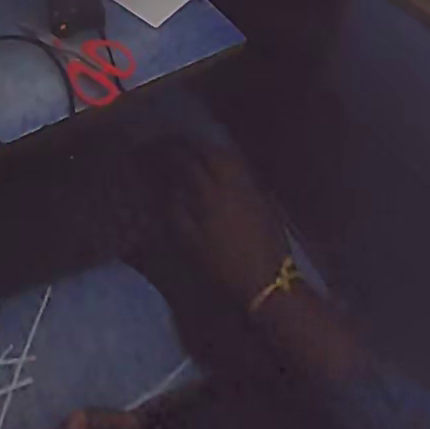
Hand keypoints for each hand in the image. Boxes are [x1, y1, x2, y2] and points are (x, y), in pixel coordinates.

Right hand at [169, 146, 288, 299]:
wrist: (269, 284)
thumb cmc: (224, 265)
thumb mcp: (192, 242)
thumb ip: (177, 212)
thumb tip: (169, 191)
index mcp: (210, 194)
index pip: (188, 163)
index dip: (172, 154)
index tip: (160, 151)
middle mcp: (231, 185)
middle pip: (212, 153)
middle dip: (195, 145)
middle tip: (181, 144)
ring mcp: (250, 189)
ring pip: (231, 158)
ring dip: (214, 151)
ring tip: (201, 151)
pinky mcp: (264, 198)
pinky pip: (244, 170)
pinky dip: (230, 163)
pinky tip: (224, 169)